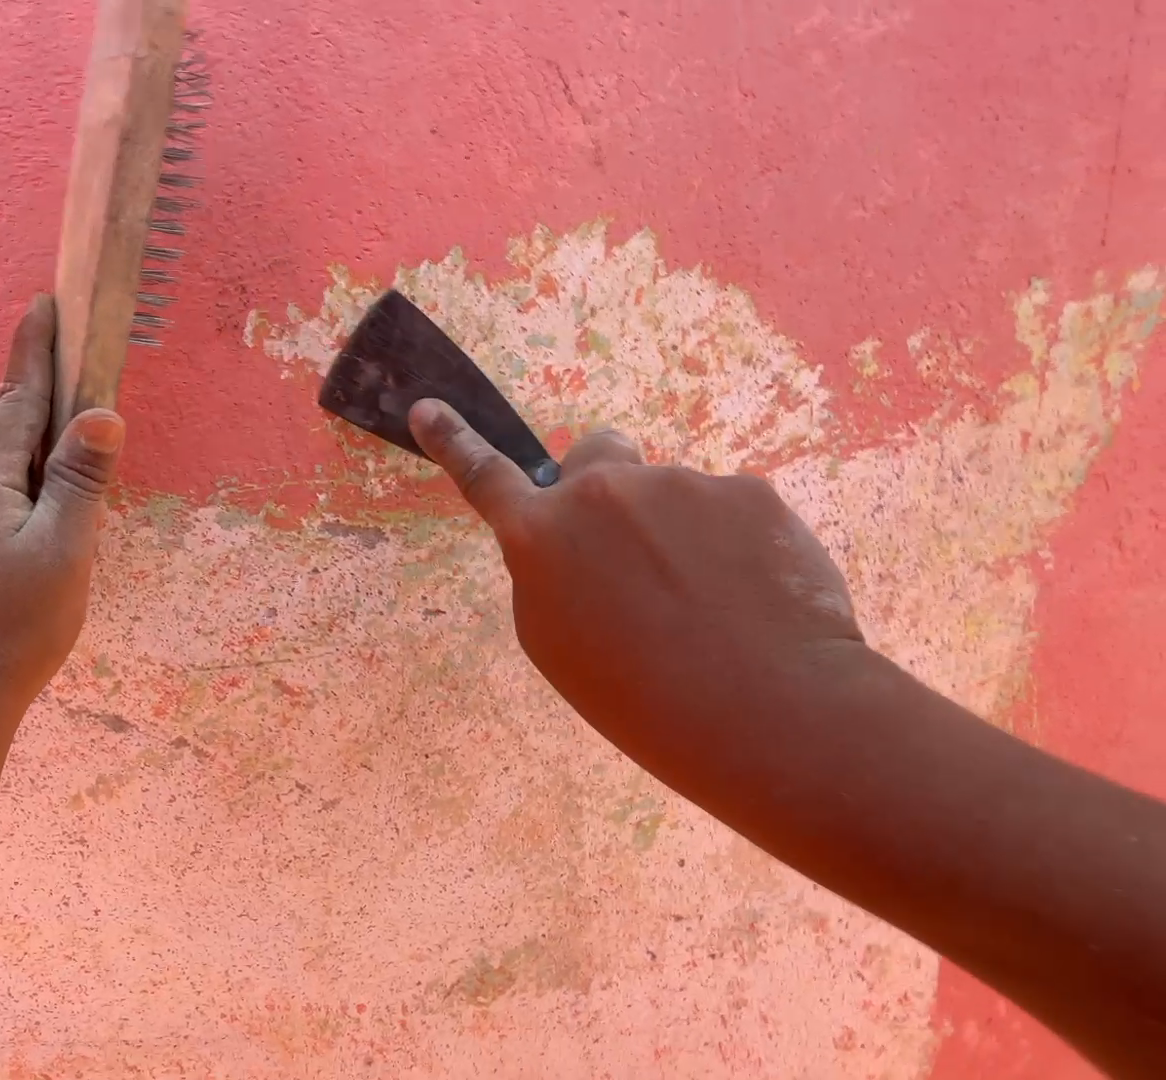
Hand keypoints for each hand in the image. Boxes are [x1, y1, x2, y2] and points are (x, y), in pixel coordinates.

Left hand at [0, 295, 124, 725]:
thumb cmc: (15, 628)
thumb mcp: (63, 551)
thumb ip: (80, 479)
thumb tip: (101, 412)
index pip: (16, 397)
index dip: (35, 350)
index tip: (44, 304)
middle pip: (11, 429)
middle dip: (48, 403)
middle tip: (87, 381)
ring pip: (4, 467)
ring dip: (41, 454)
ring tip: (81, 464)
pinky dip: (28, 487)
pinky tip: (48, 516)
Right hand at [407, 399, 862, 757]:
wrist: (763, 709)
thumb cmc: (632, 692)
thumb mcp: (551, 639)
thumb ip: (544, 572)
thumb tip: (569, 542)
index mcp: (540, 534)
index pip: (484, 476)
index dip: (453, 441)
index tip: (426, 408)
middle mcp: (601, 492)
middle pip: (596, 453)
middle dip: (605, 483)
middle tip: (633, 548)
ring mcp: (679, 483)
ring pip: (669, 492)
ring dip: (676, 527)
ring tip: (709, 598)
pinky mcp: (750, 491)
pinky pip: (729, 506)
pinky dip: (733, 540)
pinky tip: (753, 591)